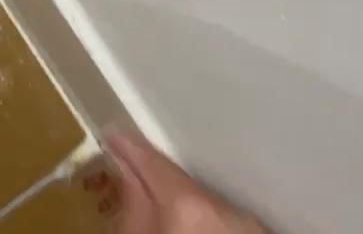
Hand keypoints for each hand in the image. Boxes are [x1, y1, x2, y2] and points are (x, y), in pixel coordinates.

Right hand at [95, 130, 266, 233]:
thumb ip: (131, 203)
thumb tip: (124, 168)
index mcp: (187, 203)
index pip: (147, 156)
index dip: (123, 144)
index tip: (109, 137)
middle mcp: (226, 209)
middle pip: (179, 181)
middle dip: (154, 180)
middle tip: (129, 179)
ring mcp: (252, 228)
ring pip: (206, 202)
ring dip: (183, 203)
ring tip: (161, 213)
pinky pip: (227, 222)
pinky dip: (207, 223)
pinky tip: (190, 231)